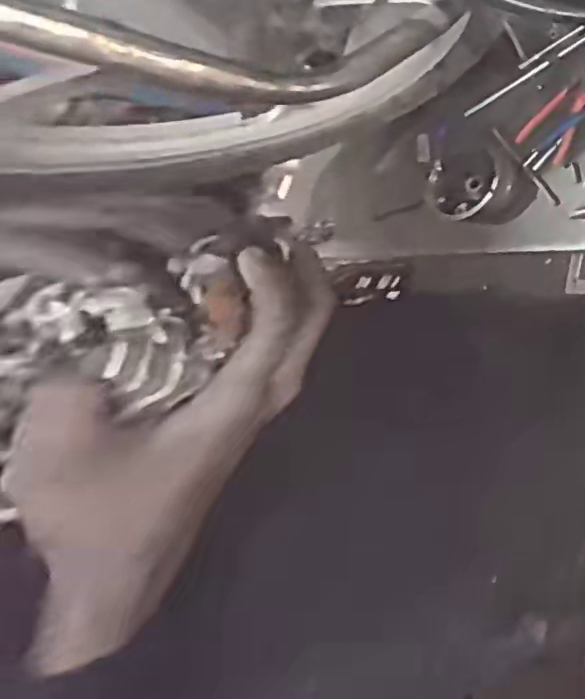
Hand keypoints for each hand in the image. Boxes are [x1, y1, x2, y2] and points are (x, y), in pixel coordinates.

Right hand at [4, 242, 334, 675]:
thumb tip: (81, 336)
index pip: (283, 321)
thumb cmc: (103, 509)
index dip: (274, 279)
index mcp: (248, 394)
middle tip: (274, 233)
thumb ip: (70, 392)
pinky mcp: (253, 399)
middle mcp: (276, 387)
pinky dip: (275, 307)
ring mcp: (271, 393)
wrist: (127, 558)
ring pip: (306, 325)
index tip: (247, 249)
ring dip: (295, 284)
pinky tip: (238, 290)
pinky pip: (282, 339)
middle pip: (317, 314)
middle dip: (306, 270)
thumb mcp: (61, 452)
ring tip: (262, 248)